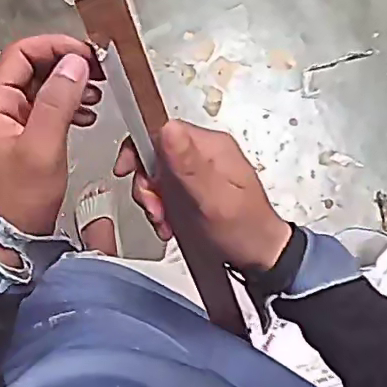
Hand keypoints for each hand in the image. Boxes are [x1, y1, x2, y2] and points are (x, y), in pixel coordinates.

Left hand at [0, 35, 103, 234]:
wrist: (11, 237)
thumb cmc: (19, 200)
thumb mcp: (42, 146)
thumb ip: (58, 101)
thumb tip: (74, 64)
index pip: (22, 54)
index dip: (56, 47)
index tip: (86, 54)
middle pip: (32, 66)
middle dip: (66, 65)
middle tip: (98, 71)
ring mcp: (9, 122)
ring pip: (41, 86)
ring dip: (70, 85)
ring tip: (96, 94)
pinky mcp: (22, 137)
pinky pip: (45, 108)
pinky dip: (67, 105)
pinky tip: (86, 114)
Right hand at [114, 121, 291, 271]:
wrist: (259, 257)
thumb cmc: (244, 231)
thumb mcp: (214, 200)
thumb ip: (189, 165)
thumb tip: (168, 129)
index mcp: (212, 147)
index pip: (161, 131)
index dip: (138, 150)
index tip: (128, 173)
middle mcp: (204, 153)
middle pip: (154, 153)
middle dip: (146, 184)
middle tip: (155, 208)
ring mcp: (197, 170)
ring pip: (155, 174)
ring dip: (152, 199)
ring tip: (163, 220)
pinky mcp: (192, 187)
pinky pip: (163, 189)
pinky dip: (159, 207)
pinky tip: (168, 223)